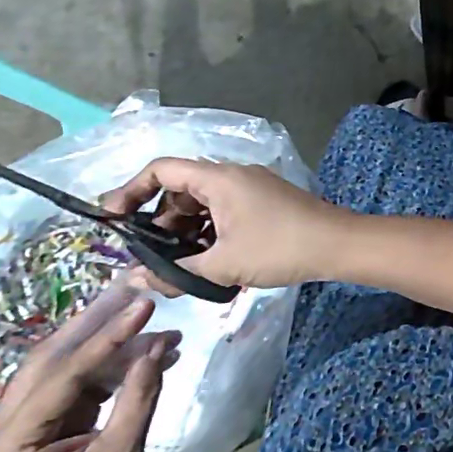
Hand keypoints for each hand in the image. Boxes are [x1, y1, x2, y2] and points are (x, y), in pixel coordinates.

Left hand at [0, 277, 179, 451]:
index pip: (60, 375)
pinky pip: (71, 389)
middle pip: (49, 361)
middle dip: (96, 326)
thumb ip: (138, 397)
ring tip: (153, 326)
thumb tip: (159, 345)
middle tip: (135, 295)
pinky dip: (106, 371)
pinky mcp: (36, 432)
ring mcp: (14, 431)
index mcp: (4, 445)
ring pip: (61, 370)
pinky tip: (142, 356)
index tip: (143, 307)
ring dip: (107, 347)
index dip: (107, 338)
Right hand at [100, 159, 351, 295]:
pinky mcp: (264, 203)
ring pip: (204, 204)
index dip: (131, 191)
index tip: (113, 220)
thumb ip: (177, 273)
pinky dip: (210, 233)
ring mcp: (251, 188)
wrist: (338, 245)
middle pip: (181, 189)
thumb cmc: (279, 248)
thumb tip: (137, 281)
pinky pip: (224, 211)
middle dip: (160, 222)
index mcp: (218, 178)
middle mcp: (232, 175)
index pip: (161, 170)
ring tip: (177, 266)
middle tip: (149, 256)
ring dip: (186, 232)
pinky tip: (208, 263)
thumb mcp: (224, 265)